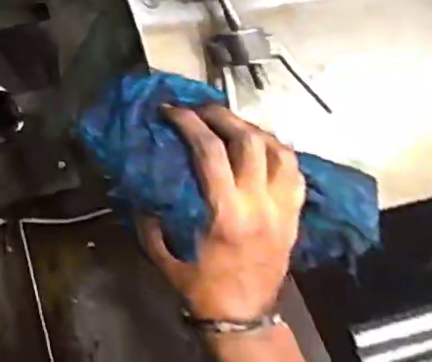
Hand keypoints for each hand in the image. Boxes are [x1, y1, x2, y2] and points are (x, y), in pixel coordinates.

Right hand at [140, 105, 303, 323]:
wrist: (245, 323)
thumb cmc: (201, 287)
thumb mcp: (163, 252)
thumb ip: (148, 215)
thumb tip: (137, 180)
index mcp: (226, 213)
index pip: (210, 148)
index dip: (187, 121)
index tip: (169, 110)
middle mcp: (259, 205)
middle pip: (248, 139)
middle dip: (221, 115)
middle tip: (199, 108)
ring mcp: (282, 210)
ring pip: (278, 150)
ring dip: (252, 128)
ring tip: (229, 123)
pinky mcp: (294, 217)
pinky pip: (294, 172)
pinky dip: (277, 151)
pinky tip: (258, 146)